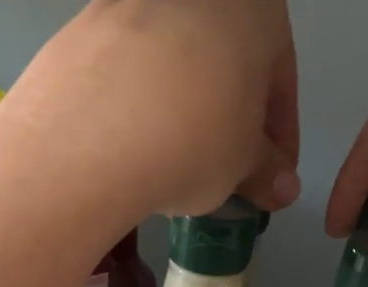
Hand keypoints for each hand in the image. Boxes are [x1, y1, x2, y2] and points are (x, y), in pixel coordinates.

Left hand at [0, 0, 299, 217]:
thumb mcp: (243, 165)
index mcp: (256, 5)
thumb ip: (266, 171)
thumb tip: (282, 188)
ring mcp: (135, 1)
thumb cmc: (197, 137)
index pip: (281, 81)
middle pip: (224, 63)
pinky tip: (132, 148)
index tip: (269, 179)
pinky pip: (127, 72)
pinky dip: (137, 105)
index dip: (279, 140)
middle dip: (228, 119)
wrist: (94, 128)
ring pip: (174, 63)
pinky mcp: (84, 26)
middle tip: (224, 173)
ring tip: (173, 164)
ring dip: (182, 109)